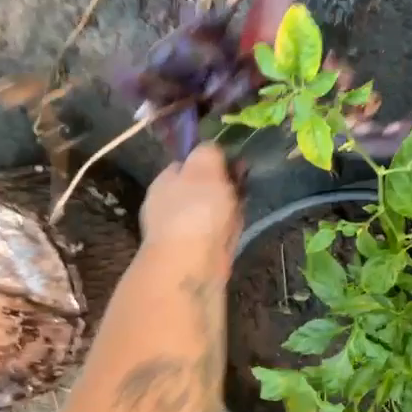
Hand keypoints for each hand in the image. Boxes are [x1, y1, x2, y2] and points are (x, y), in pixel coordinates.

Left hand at [139, 143, 241, 267]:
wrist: (191, 263)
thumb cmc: (196, 210)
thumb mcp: (204, 168)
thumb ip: (208, 152)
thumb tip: (212, 148)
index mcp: (165, 180)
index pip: (187, 162)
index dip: (210, 159)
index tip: (233, 160)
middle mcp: (169, 202)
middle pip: (200, 185)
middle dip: (222, 182)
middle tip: (244, 180)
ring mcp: (182, 227)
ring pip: (211, 207)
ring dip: (227, 203)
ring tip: (245, 201)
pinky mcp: (197, 248)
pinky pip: (217, 228)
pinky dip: (229, 224)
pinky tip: (240, 223)